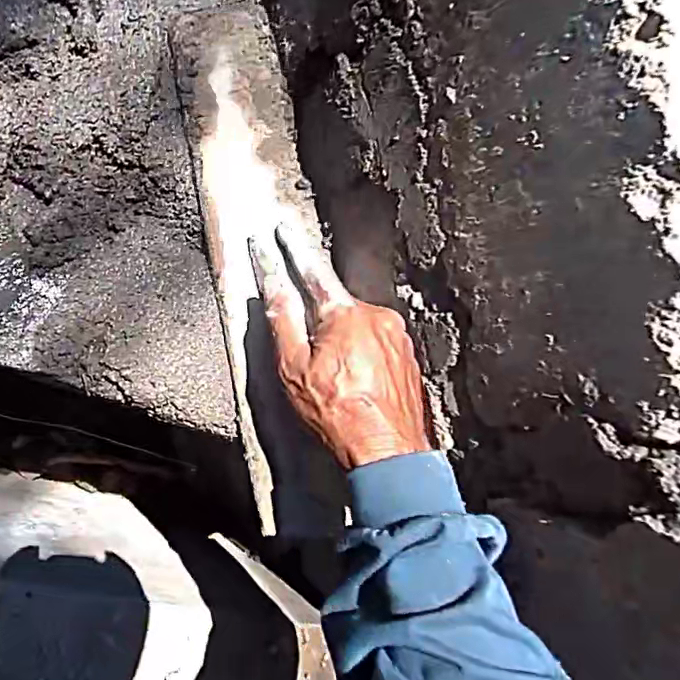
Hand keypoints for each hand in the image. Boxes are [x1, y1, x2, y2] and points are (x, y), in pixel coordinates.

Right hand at [250, 227, 430, 468]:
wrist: (388, 450)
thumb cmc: (336, 412)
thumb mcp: (293, 368)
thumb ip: (282, 322)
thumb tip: (272, 287)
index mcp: (344, 313)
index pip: (311, 271)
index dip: (290, 249)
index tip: (278, 229)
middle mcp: (376, 314)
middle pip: (335, 304)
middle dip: (317, 322)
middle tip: (308, 359)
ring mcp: (397, 335)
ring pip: (356, 325)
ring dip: (340, 343)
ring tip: (334, 383)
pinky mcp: (407, 354)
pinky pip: (375, 342)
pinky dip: (359, 356)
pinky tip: (353, 384)